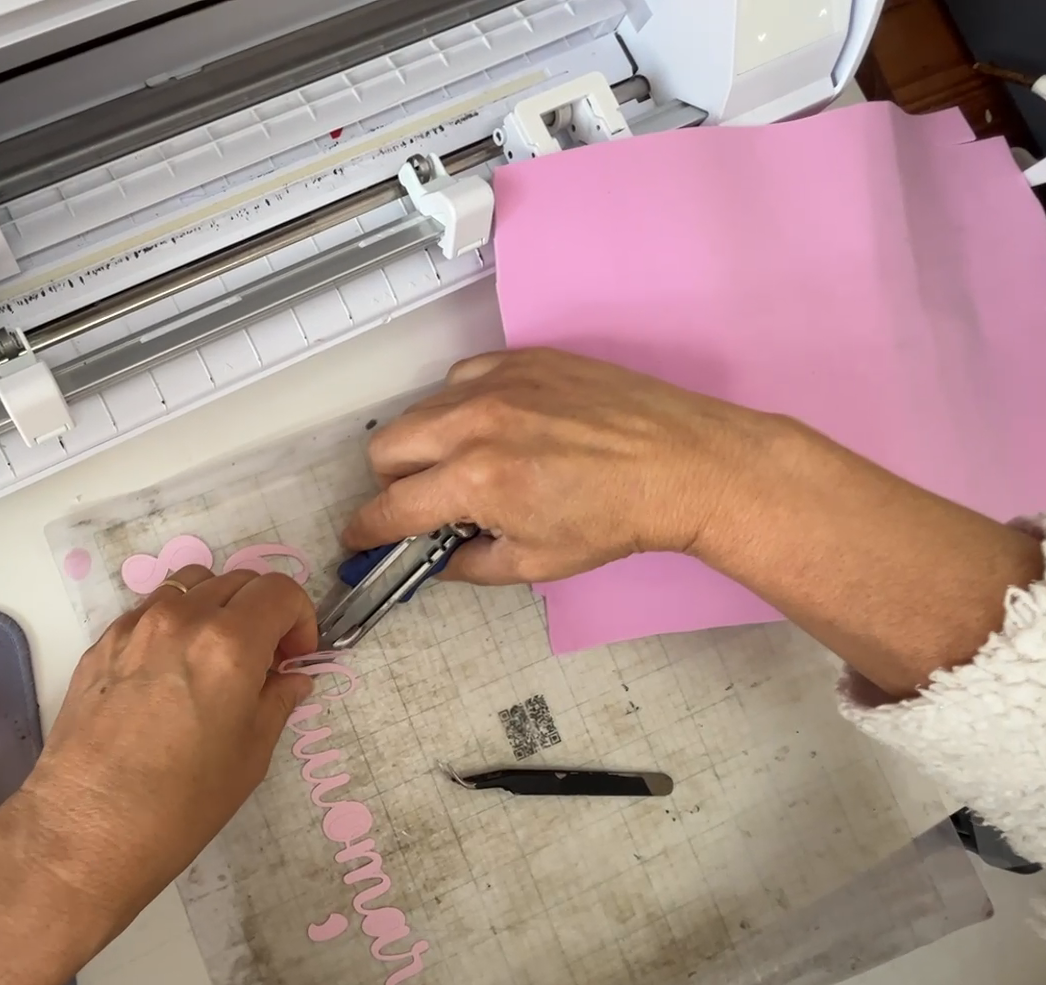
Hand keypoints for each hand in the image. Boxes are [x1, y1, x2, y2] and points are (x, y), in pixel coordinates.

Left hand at [11, 566, 317, 925]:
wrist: (86, 827)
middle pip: (239, 580)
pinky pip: (151, 609)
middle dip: (263, 612)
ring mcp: (136, 625)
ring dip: (218, 607)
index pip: (280, 591)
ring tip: (215, 657)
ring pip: (192, 584)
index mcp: (230, 642)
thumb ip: (277, 700)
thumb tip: (292, 677)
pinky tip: (170, 671)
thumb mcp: (250, 755)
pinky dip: (176, 622)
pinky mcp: (103, 641)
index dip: (300, 619)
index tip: (293, 658)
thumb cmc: (181, 802)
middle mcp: (183, 618)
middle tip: (263, 662)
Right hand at [342, 348, 788, 583]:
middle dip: (391, 483)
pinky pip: (458, 379)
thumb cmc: (614, 521)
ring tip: (464, 462)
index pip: (390, 508)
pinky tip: (495, 427)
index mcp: (475, 481)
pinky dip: (459, 408)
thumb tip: (432, 556)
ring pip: (417, 411)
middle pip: (384, 448)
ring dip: (424, 445)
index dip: (366, 531)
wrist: (684, 464)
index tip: (360, 540)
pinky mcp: (519, 358)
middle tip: (423, 500)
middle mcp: (473, 423)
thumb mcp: (533, 564)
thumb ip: (465, 564)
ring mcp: (495, 382)